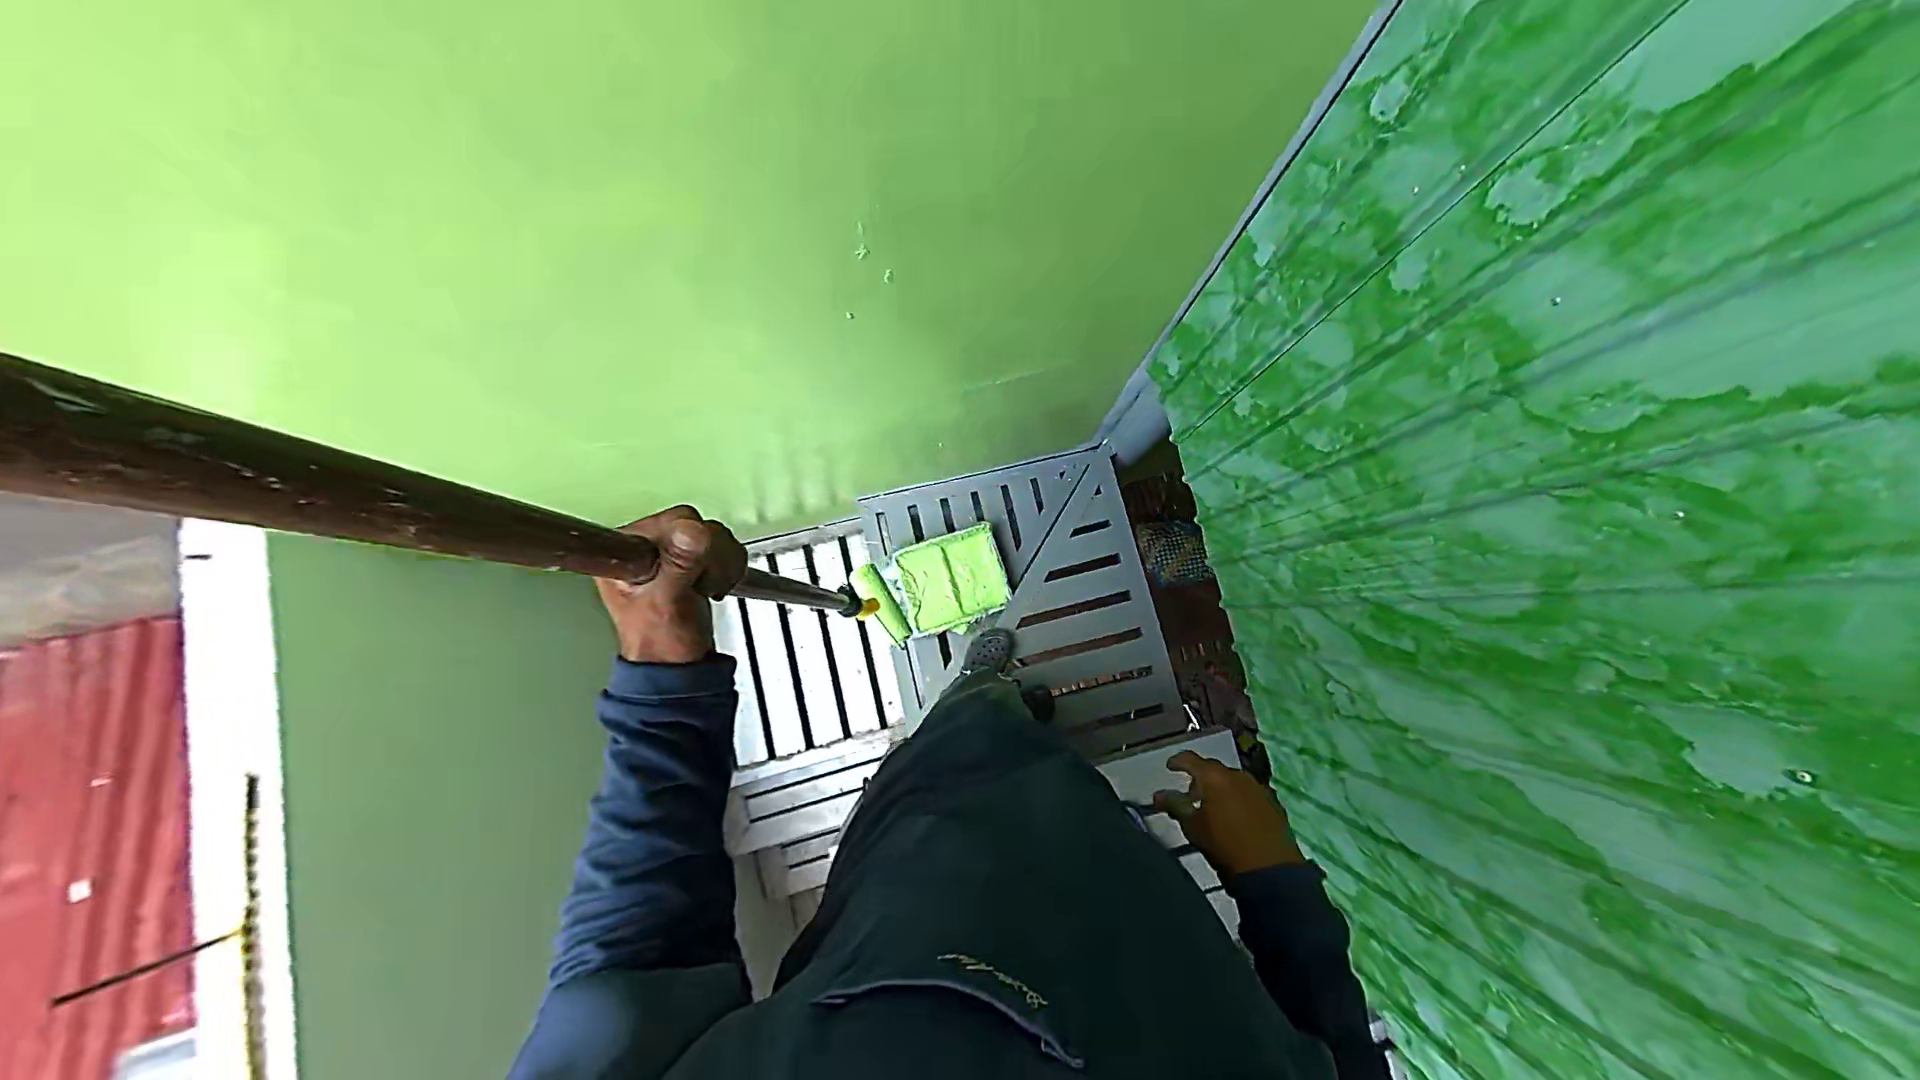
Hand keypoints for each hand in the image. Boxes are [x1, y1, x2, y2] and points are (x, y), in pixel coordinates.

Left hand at [594, 505, 748, 664]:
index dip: (689, 544)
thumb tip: (692, 532)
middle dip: (709, 556)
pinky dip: (728, 564)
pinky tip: (714, 582)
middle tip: (698, 581)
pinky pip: (723, 543)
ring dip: (721, 562)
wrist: (680, 663)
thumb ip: (679, 564)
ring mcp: (670, 549)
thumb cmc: (660, 641)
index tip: (690, 570)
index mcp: (623, 549)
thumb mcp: (667, 601)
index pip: (671, 520)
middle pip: (695, 523)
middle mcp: (644, 543)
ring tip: (705, 585)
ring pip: (713, 533)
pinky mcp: (692, 556)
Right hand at [1153, 750, 1305, 878]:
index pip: (1190, 759)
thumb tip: (1158, 795)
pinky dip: (1238, 799)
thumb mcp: (1192, 826)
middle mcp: (1237, 776)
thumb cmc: (1224, 845)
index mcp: (1214, 777)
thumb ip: (1174, 805)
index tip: (1170, 767)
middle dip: (1200, 779)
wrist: (1270, 870)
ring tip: (1212, 807)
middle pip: (1213, 769)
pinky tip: (1235, 817)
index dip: (1177, 761)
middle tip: (1190, 795)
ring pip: (1233, 781)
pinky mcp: (1274, 805)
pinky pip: (1249, 794)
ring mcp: (1259, 789)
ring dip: (1220, 789)